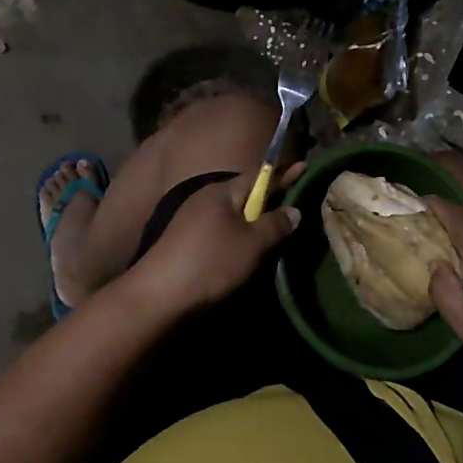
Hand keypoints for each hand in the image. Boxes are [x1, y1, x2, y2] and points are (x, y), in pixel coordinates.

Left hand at [122, 164, 304, 317]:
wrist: (158, 297)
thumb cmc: (211, 262)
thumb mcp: (253, 243)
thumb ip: (276, 224)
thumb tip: (294, 210)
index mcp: (222, 191)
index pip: (261, 176)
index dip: (284, 174)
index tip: (304, 165)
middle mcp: (206, 199)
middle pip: (246, 194)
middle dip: (270, 198)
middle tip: (295, 201)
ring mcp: (193, 220)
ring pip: (234, 214)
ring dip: (254, 220)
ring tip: (277, 228)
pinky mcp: (186, 242)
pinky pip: (222, 230)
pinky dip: (239, 235)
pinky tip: (249, 247)